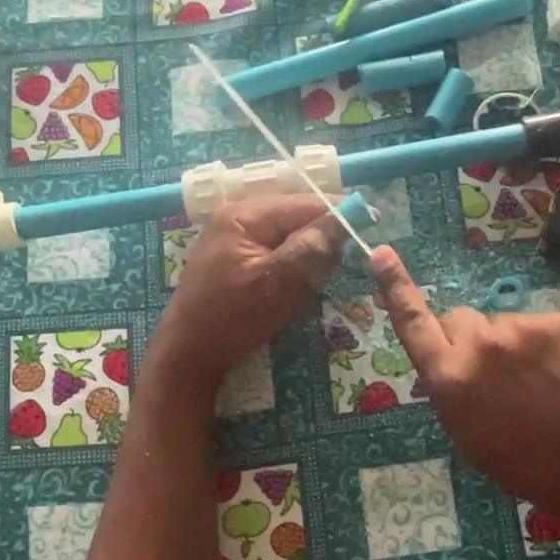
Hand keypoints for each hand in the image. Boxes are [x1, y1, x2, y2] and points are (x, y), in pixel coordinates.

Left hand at [147, 195, 346, 387]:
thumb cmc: (231, 319)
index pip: (306, 203)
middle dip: (323, 236)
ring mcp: (235, 238)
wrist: (188, 355)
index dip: (340, 213)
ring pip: (289, 235)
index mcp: (245, 215)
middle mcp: (238, 218)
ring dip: (309, 254)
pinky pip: (276, 251)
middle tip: (344, 262)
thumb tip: (347, 218)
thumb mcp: (278, 283)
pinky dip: (293, 265)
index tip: (372, 224)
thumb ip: (312, 248)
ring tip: (318, 280)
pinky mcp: (236, 260)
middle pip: (297, 216)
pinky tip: (297, 287)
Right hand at [370, 247, 559, 520]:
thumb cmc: (526, 464)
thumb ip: (450, 390)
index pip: (412, 323)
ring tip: (534, 383)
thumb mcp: (468, 437)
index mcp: (450, 379)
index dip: (395, 287)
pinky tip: (558, 374)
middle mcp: (480, 344)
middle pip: (458, 320)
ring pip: (498, 324)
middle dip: (466, 340)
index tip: (381, 253)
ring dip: (506, 344)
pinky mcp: (556, 321)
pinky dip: (539, 344)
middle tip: (492, 377)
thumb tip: (449, 364)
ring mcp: (521, 327)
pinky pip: (533, 325)